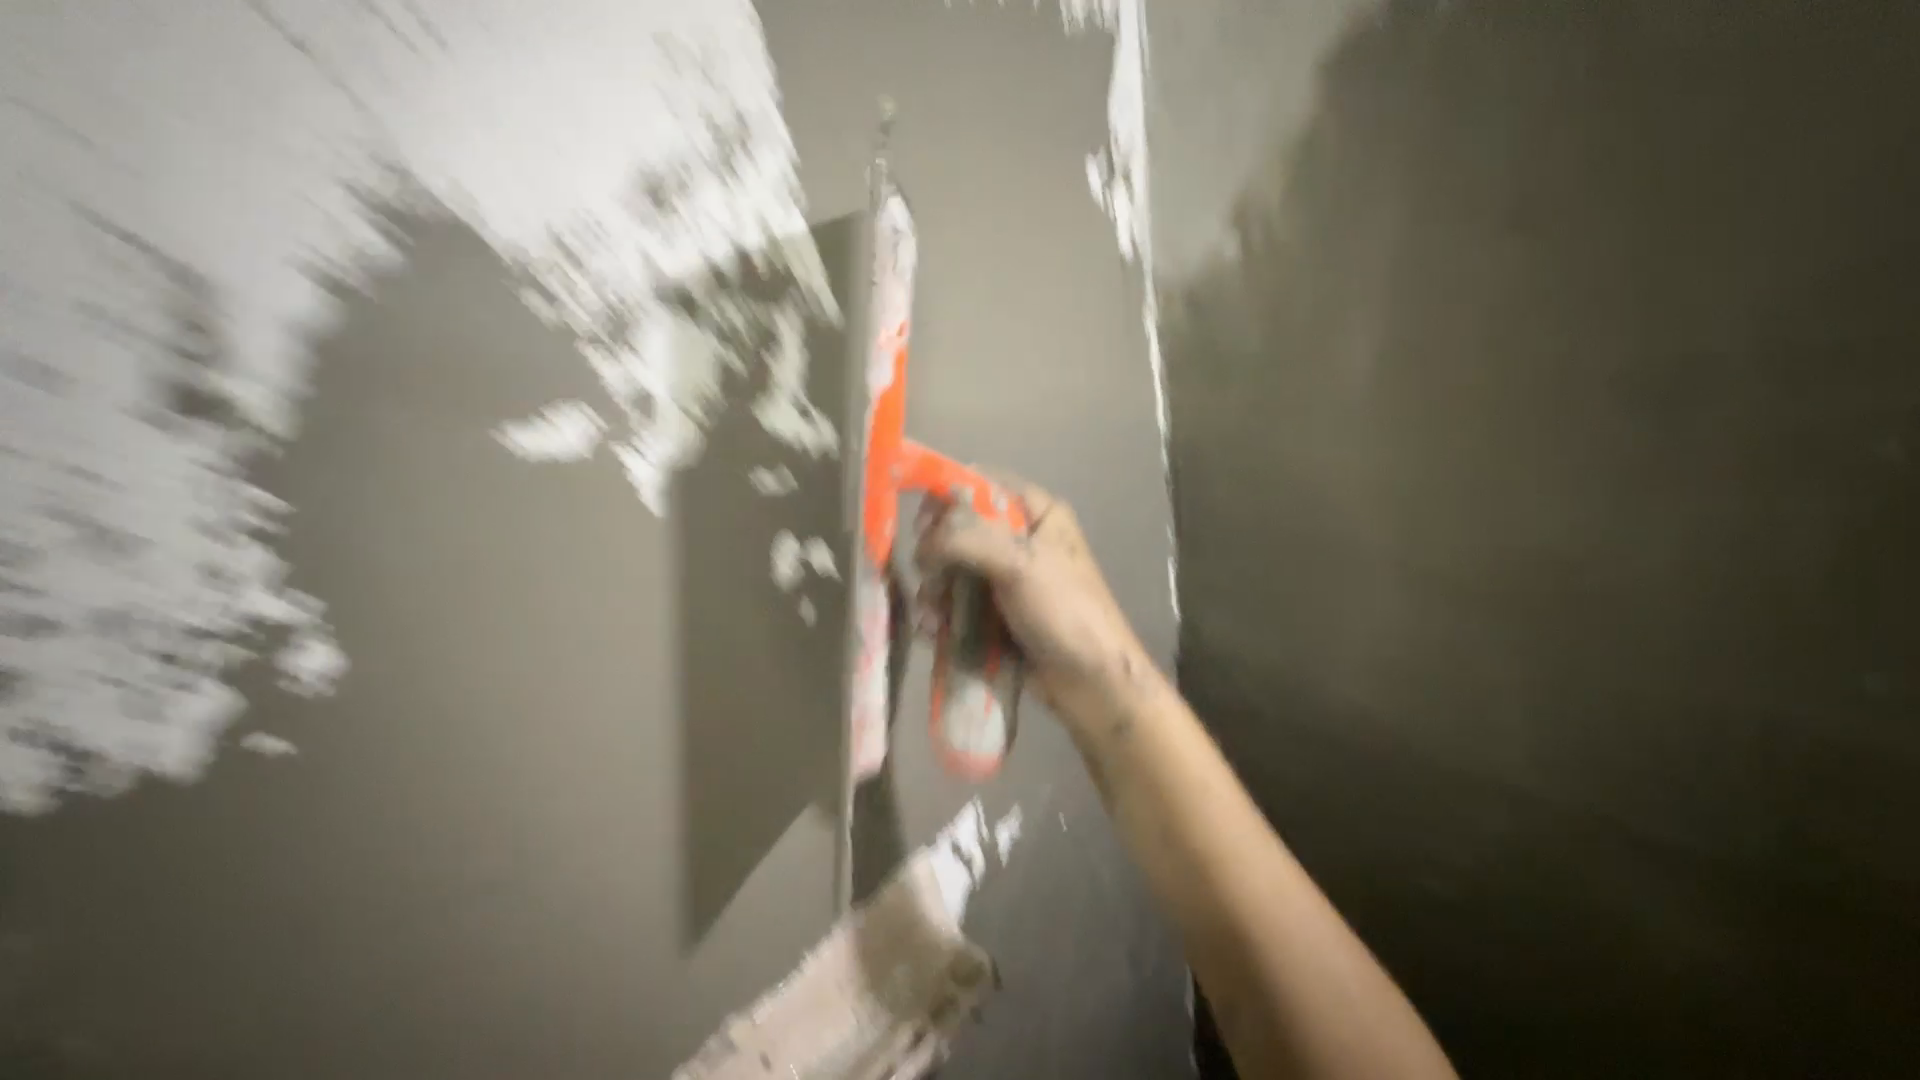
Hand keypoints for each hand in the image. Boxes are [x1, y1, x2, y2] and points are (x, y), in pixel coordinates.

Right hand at [913, 474, 1160, 733]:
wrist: (1092, 683)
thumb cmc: (1065, 611)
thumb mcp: (1021, 562)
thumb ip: (966, 538)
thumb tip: (921, 541)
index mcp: (1035, 513)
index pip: (979, 484)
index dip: (945, 498)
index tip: (923, 524)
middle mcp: (1018, 540)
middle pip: (956, 531)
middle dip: (936, 557)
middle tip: (931, 578)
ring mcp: (1004, 581)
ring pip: (950, 573)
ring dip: (934, 593)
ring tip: (933, 617)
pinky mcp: (994, 616)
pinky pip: (954, 606)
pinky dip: (940, 617)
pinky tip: (933, 632)